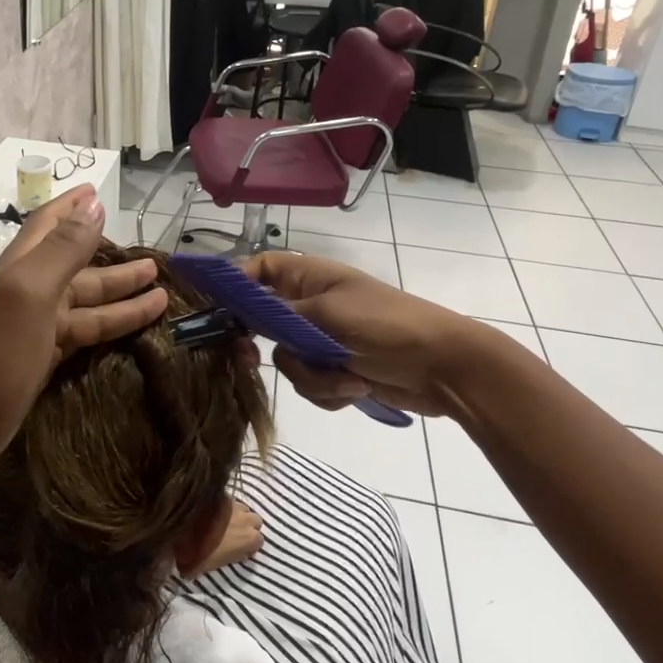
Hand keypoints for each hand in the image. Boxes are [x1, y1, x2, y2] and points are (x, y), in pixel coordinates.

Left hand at [0, 183, 168, 475]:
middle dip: (114, 260)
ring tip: (162, 296)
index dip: (73, 206)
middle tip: (154, 261)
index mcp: (24, 266)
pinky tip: (133, 330)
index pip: (51, 224)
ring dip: (121, 296)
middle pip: (78, 267)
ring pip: (87, 303)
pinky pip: (85, 334)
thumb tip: (94, 204)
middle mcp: (30, 290)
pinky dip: (110, 327)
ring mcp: (36, 327)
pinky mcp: (43, 359)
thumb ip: (64, 248)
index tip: (98, 191)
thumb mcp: (30, 290)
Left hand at [186, 500, 263, 577]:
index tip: (238, 549)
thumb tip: (232, 554)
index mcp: (250, 539)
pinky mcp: (222, 494)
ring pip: (244, 509)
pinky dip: (225, 506)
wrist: (185, 526)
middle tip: (233, 533)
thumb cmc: (202, 552)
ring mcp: (235, 505)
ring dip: (238, 515)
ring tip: (224, 521)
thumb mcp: (217, 565)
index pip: (259, 542)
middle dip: (247, 526)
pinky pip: (229, 501)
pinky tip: (214, 511)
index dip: (248, 546)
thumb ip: (231, 557)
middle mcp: (248, 520)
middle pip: (255, 521)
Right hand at [242, 250, 519, 418]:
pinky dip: (328, 392)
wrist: (445, 368)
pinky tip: (356, 390)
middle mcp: (310, 305)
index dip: (234, 286)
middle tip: (249, 360)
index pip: (258, 270)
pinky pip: (310, 385)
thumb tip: (239, 314)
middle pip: (262, 323)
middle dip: (263, 347)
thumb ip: (279, 315)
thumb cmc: (387, 326)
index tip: (217, 314)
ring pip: (286, 362)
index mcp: (309, 277)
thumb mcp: (328, 315)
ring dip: (312, 377)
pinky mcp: (337, 371)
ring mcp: (323, 340)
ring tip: (347, 378)